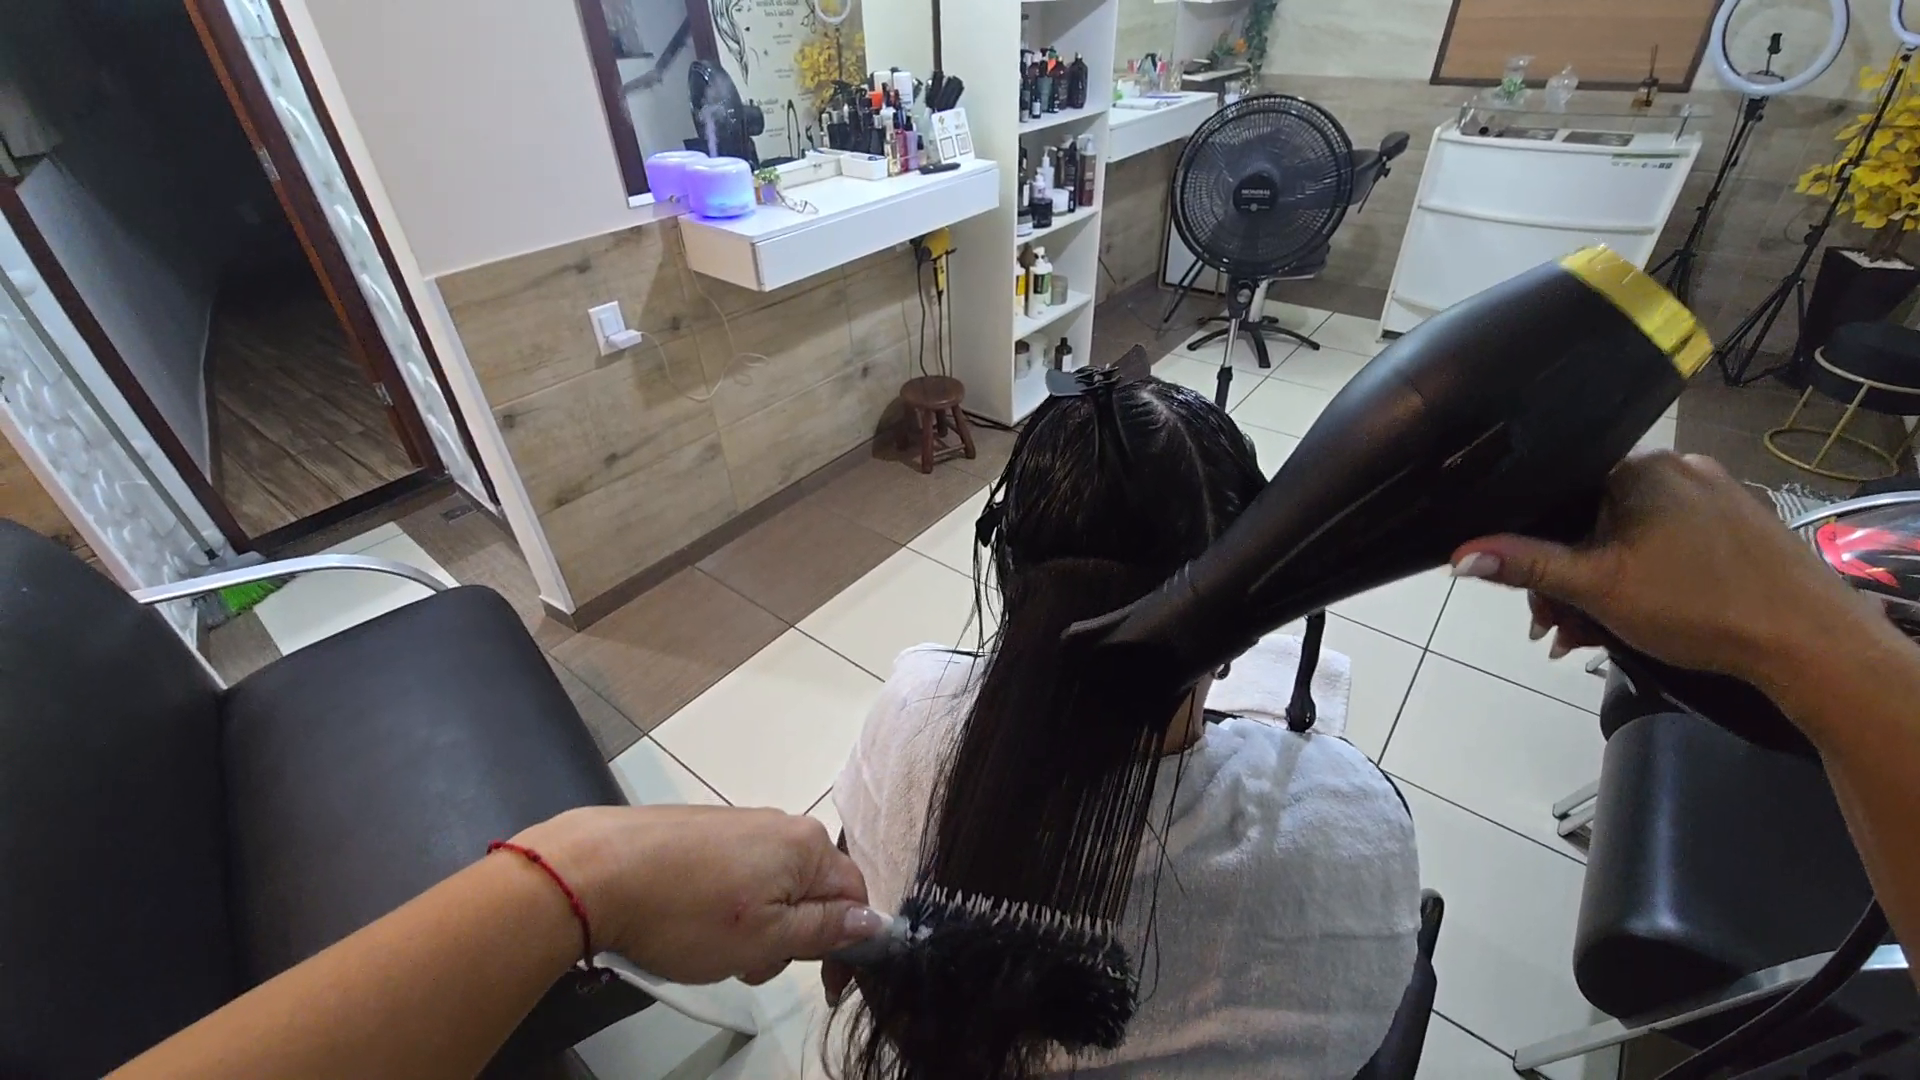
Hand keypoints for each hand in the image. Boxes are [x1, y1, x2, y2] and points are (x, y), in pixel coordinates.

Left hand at [511, 805, 885, 984]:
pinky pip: (743, 873)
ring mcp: (743, 823)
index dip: (848, 944)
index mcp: (807, 844)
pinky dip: (732, 906)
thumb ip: (825, 929)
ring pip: (776, 886)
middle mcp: (782, 824)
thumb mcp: (766, 938)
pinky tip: (696, 923)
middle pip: (814, 889)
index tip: (824, 987)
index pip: (855, 894)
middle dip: (794, 936)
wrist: (601, 870)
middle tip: (753, 966)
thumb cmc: (688, 912)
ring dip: (761, 926)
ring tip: (717, 950)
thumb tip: (874, 922)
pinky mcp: (709, 829)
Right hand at [1449, 452, 1879, 691]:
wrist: (1815, 647)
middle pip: (1585, 522)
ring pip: (1621, 536)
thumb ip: (1524, 565)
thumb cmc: (1698, 605)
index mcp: (1640, 469)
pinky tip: (1624, 616)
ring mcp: (1711, 494)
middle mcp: (1676, 469)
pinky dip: (1633, 577)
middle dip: (1562, 580)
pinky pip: (1659, 542)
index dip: (1528, 548)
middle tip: (1556, 628)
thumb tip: (1458, 555)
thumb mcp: (1595, 586)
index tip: (1527, 597)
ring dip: (1594, 585)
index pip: (1555, 498)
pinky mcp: (1735, 523)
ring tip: (1586, 635)